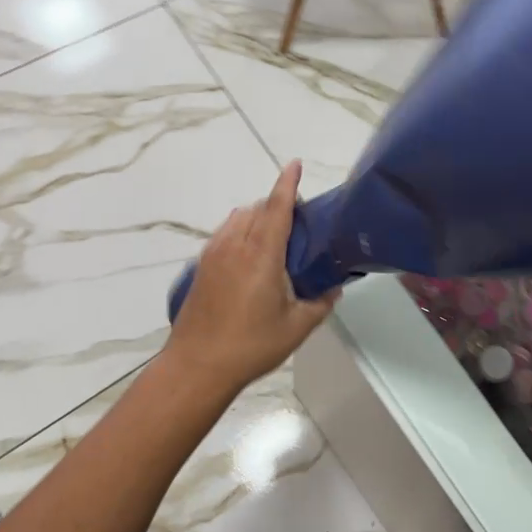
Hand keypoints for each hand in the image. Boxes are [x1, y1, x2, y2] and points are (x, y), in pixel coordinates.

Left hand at [163, 161, 338, 393]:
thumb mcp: (296, 328)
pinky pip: (224, 234)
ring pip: (238, 218)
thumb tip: (335, 288)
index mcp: (262, 255)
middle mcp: (236, 246)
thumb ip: (320, 303)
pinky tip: (250, 256)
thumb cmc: (250, 346)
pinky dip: (240, 231)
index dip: (288, 183)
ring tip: (274, 238)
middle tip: (299, 221)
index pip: (277, 207)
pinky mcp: (201, 267)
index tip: (296, 164)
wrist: (196, 367)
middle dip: (277, 204)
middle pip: (258, 208)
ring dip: (257, 216)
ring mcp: (214, 255)